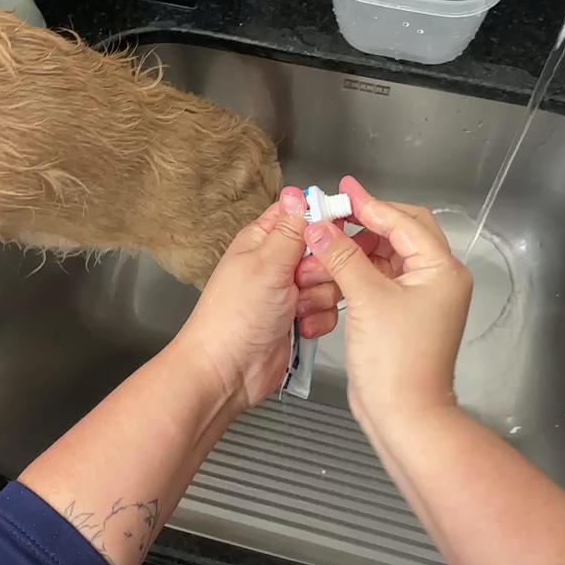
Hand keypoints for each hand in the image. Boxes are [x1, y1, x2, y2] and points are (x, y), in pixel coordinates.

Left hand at [169, 187, 343, 408]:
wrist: (227, 372)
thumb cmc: (235, 316)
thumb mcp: (266, 264)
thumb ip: (289, 230)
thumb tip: (297, 192)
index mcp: (264, 240)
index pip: (301, 214)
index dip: (323, 219)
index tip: (337, 232)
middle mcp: (278, 263)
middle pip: (324, 250)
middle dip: (320, 268)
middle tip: (299, 281)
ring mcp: (290, 292)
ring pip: (330, 281)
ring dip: (319, 297)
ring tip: (295, 310)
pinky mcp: (300, 319)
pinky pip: (329, 310)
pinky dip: (319, 321)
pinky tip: (301, 329)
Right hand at [295, 176, 470, 424]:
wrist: (405, 416)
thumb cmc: (396, 360)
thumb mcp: (366, 298)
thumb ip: (342, 256)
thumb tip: (318, 226)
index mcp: (441, 269)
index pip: (404, 222)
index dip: (370, 204)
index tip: (342, 189)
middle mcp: (437, 278)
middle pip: (399, 234)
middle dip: (364, 224)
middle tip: (332, 212)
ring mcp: (421, 297)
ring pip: (387, 257)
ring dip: (356, 249)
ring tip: (323, 243)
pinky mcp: (403, 314)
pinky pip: (380, 279)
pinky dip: (357, 272)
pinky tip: (332, 268)